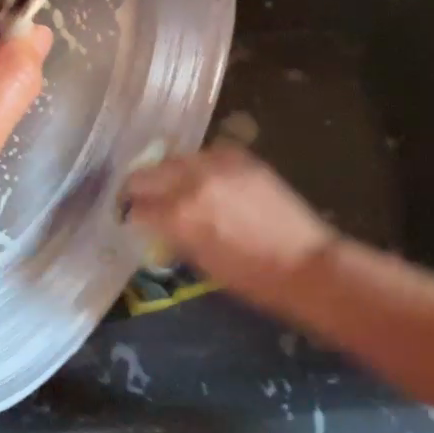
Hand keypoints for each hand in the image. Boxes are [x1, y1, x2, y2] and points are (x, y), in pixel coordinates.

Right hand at [123, 146, 336, 296]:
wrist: (304, 263)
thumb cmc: (250, 278)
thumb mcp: (200, 262)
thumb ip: (172, 236)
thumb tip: (155, 223)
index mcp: (178, 216)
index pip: (135, 207)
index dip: (129, 214)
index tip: (129, 218)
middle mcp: (191, 183)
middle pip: (145, 174)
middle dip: (139, 188)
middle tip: (141, 199)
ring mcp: (217, 165)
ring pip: (174, 159)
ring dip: (167, 173)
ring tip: (173, 187)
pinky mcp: (240, 157)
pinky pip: (206, 154)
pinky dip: (198, 166)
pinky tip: (204, 179)